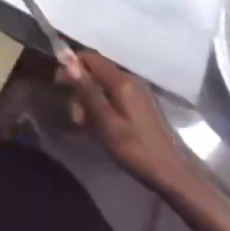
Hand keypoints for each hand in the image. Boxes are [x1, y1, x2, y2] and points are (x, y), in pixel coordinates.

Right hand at [58, 51, 198, 196]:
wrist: (171, 172)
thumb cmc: (134, 148)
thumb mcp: (105, 121)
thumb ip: (87, 89)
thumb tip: (67, 58)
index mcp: (122, 81)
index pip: (90, 58)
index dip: (71, 66)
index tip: (58, 85)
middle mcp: (130, 80)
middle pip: (96, 71)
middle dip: (80, 87)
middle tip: (74, 115)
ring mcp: (137, 92)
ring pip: (104, 85)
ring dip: (89, 99)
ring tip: (84, 125)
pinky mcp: (139, 104)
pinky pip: (113, 95)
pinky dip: (101, 106)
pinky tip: (99, 126)